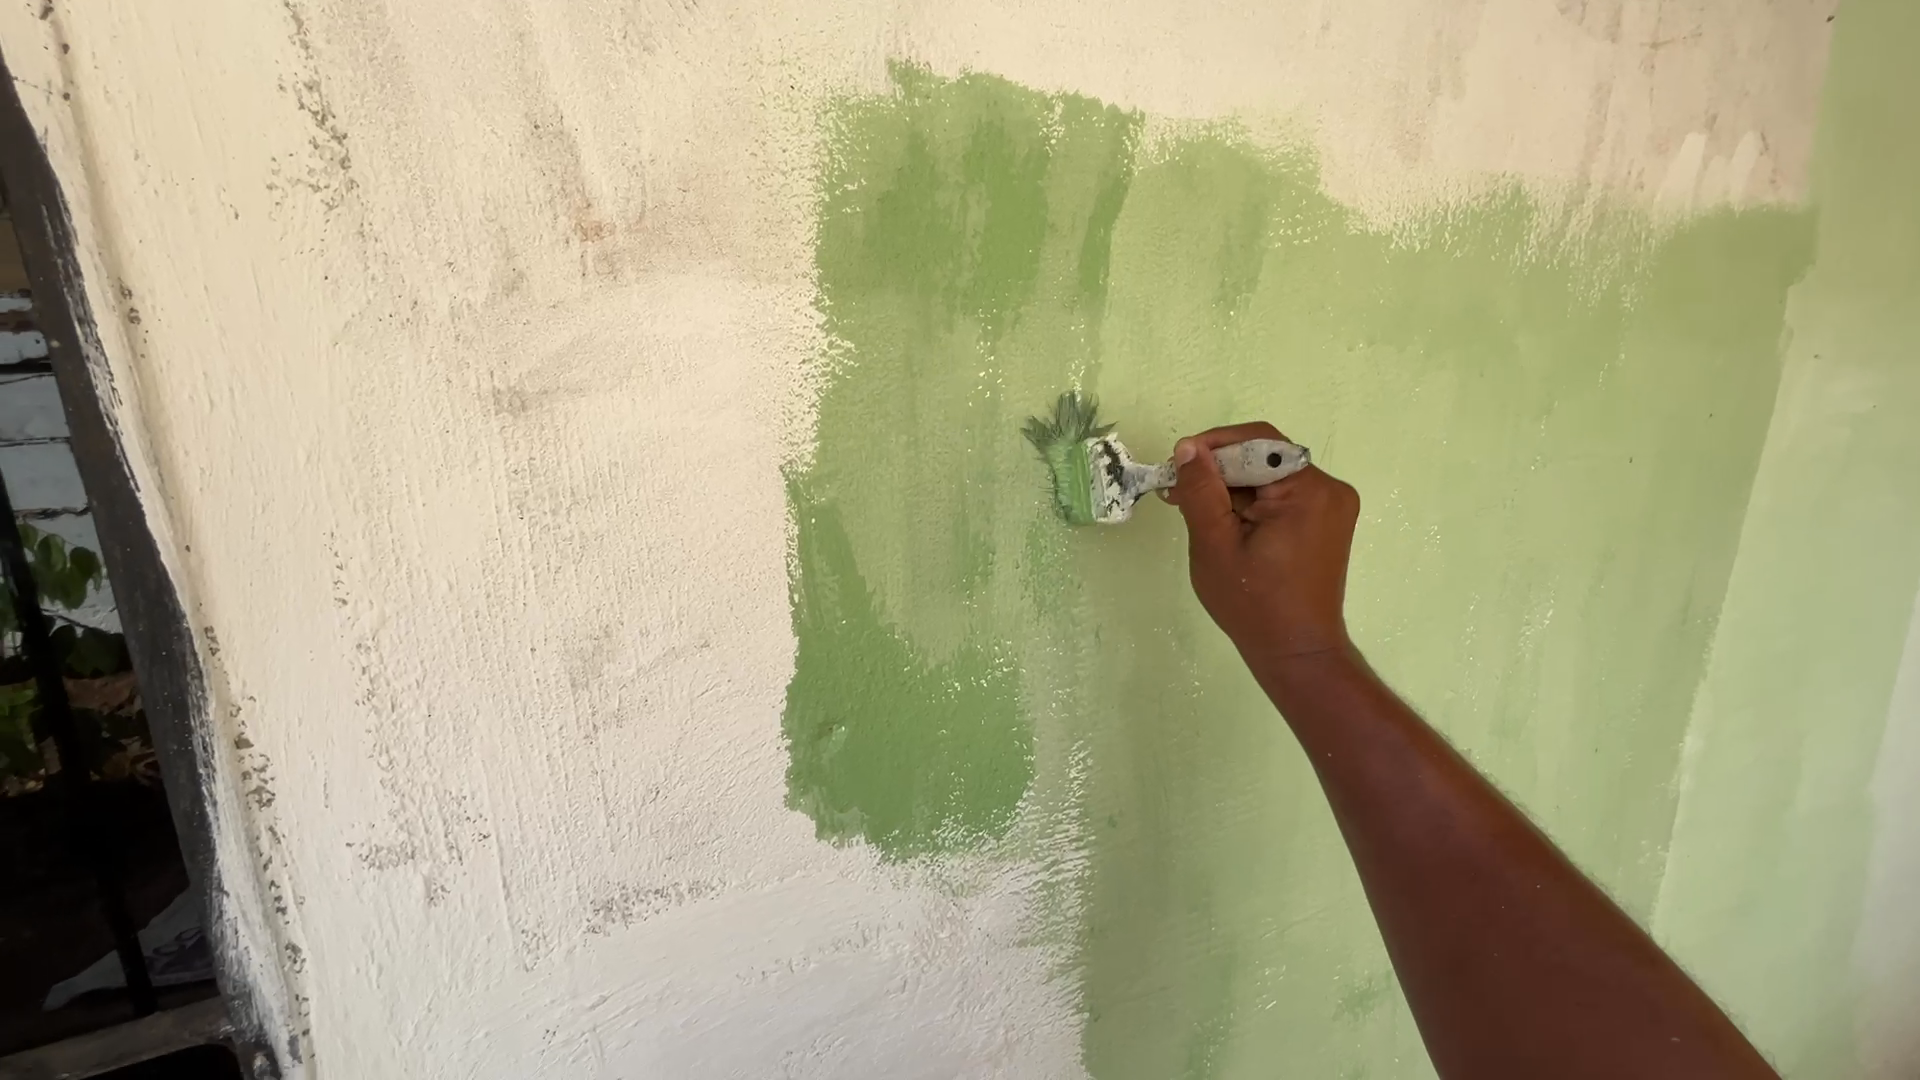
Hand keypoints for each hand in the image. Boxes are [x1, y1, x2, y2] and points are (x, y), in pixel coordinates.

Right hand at [1163, 422, 1359, 665]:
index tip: (1175, 466)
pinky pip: (1280, 496)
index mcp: (1308, 490)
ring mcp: (1330, 506)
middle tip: (1177, 492)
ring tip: (1194, 510)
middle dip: (1218, 471)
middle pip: (1263, 458)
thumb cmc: (1252, 602)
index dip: (1212, 446)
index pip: (1256, 442)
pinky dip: (1249, 503)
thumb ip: (1201, 490)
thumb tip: (1187, 447)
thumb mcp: (1214, 543)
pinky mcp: (1324, 521)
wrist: (1295, 651)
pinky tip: (1223, 523)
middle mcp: (1328, 489)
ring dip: (1230, 488)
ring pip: (1268, 477)